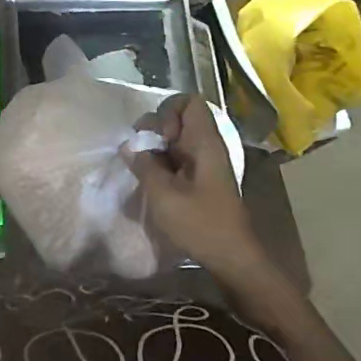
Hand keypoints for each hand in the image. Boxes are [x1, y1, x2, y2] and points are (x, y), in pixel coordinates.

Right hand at [123, 94, 260, 275]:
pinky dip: (159, 163)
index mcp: (204, 143)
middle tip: (142, 152)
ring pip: (174, 139)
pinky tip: (148, 181)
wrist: (231, 257)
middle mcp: (205, 147)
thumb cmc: (200, 224)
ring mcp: (202, 164)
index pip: (189, 102)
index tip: (158, 137)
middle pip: (177, 118)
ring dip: (153, 148)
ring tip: (140, 167)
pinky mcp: (198, 180)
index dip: (167, 111)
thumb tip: (129, 146)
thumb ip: (144, 166)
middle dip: (153, 129)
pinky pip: (175, 158)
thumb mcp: (164, 195)